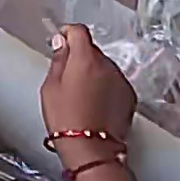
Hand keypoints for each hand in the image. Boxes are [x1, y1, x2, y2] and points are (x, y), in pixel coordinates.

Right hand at [40, 24, 136, 165]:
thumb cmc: (65, 118)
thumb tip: (63, 43)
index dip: (68, 33)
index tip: (60, 41)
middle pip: (92, 49)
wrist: (92, 148)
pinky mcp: (129, 95)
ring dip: (92, 71)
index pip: (79, 31)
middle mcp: (107, 65)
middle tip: (65, 74)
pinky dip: (103, 85)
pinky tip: (92, 101)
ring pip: (103, 65)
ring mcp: (121, 80)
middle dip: (79, 56)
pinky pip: (113, 81)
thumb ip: (58, 61)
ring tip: (79, 92)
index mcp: (85, 59)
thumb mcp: (50, 87)